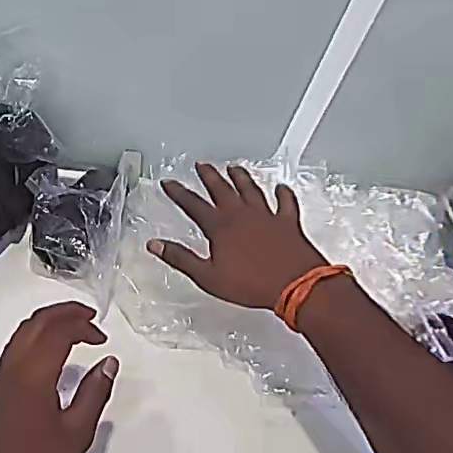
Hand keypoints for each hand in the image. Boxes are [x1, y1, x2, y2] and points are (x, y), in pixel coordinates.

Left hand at [0, 302, 117, 452]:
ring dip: (50, 320)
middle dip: (66, 312)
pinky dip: (38, 331)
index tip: (101, 337)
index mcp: (35, 371)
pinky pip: (18, 340)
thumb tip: (108, 364)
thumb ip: (95, 392)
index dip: (82, 326)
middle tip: (90, 317)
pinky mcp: (0, 378)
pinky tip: (53, 345)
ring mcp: (4, 369)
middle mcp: (16, 363)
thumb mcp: (77, 431)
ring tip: (75, 326)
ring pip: (26, 328)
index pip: (59, 331)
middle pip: (39, 321)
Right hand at [150, 162, 329, 308]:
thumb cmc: (253, 284)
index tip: (170, 183)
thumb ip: (180, 258)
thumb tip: (156, 246)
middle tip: (202, 166)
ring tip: (234, 168)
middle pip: (222, 189)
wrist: (296, 287)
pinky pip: (285, 203)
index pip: (193, 204)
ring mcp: (267, 217)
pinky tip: (281, 187)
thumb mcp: (207, 276)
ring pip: (250, 190)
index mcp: (221, 227)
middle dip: (209, 176)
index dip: (178, 192)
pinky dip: (283, 193)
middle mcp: (243, 216)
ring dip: (240, 178)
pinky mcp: (288, 224)